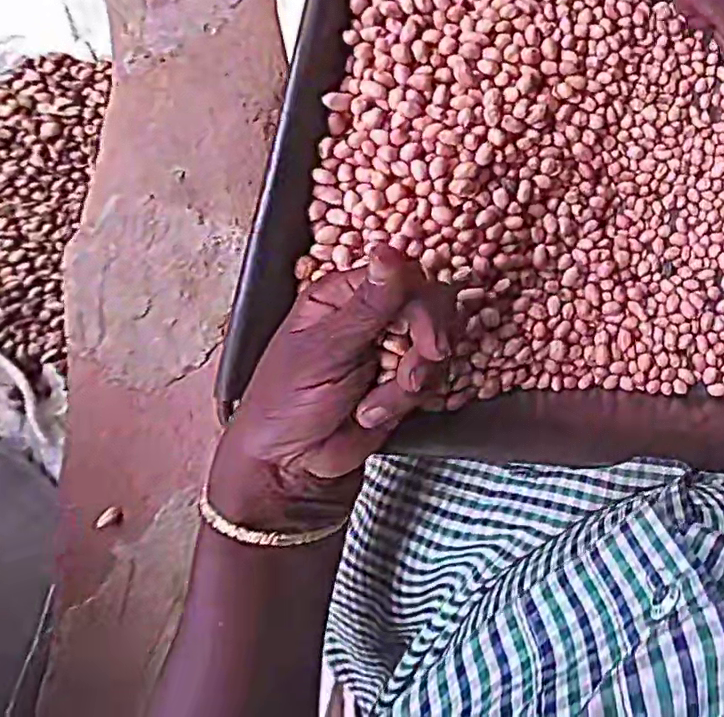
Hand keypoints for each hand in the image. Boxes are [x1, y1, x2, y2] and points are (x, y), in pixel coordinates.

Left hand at [205, 245, 454, 533]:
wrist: (288, 471)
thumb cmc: (285, 406)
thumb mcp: (325, 350)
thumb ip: (368, 303)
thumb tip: (388, 251)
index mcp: (345, 294)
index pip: (406, 277)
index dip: (424, 307)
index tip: (428, 339)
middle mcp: (373, 312)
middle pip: (432, 306)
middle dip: (426, 345)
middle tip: (410, 377)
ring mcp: (391, 344)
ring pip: (438, 341)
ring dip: (413, 379)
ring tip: (375, 405)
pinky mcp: (404, 376)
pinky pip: (433, 374)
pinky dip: (408, 399)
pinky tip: (375, 413)